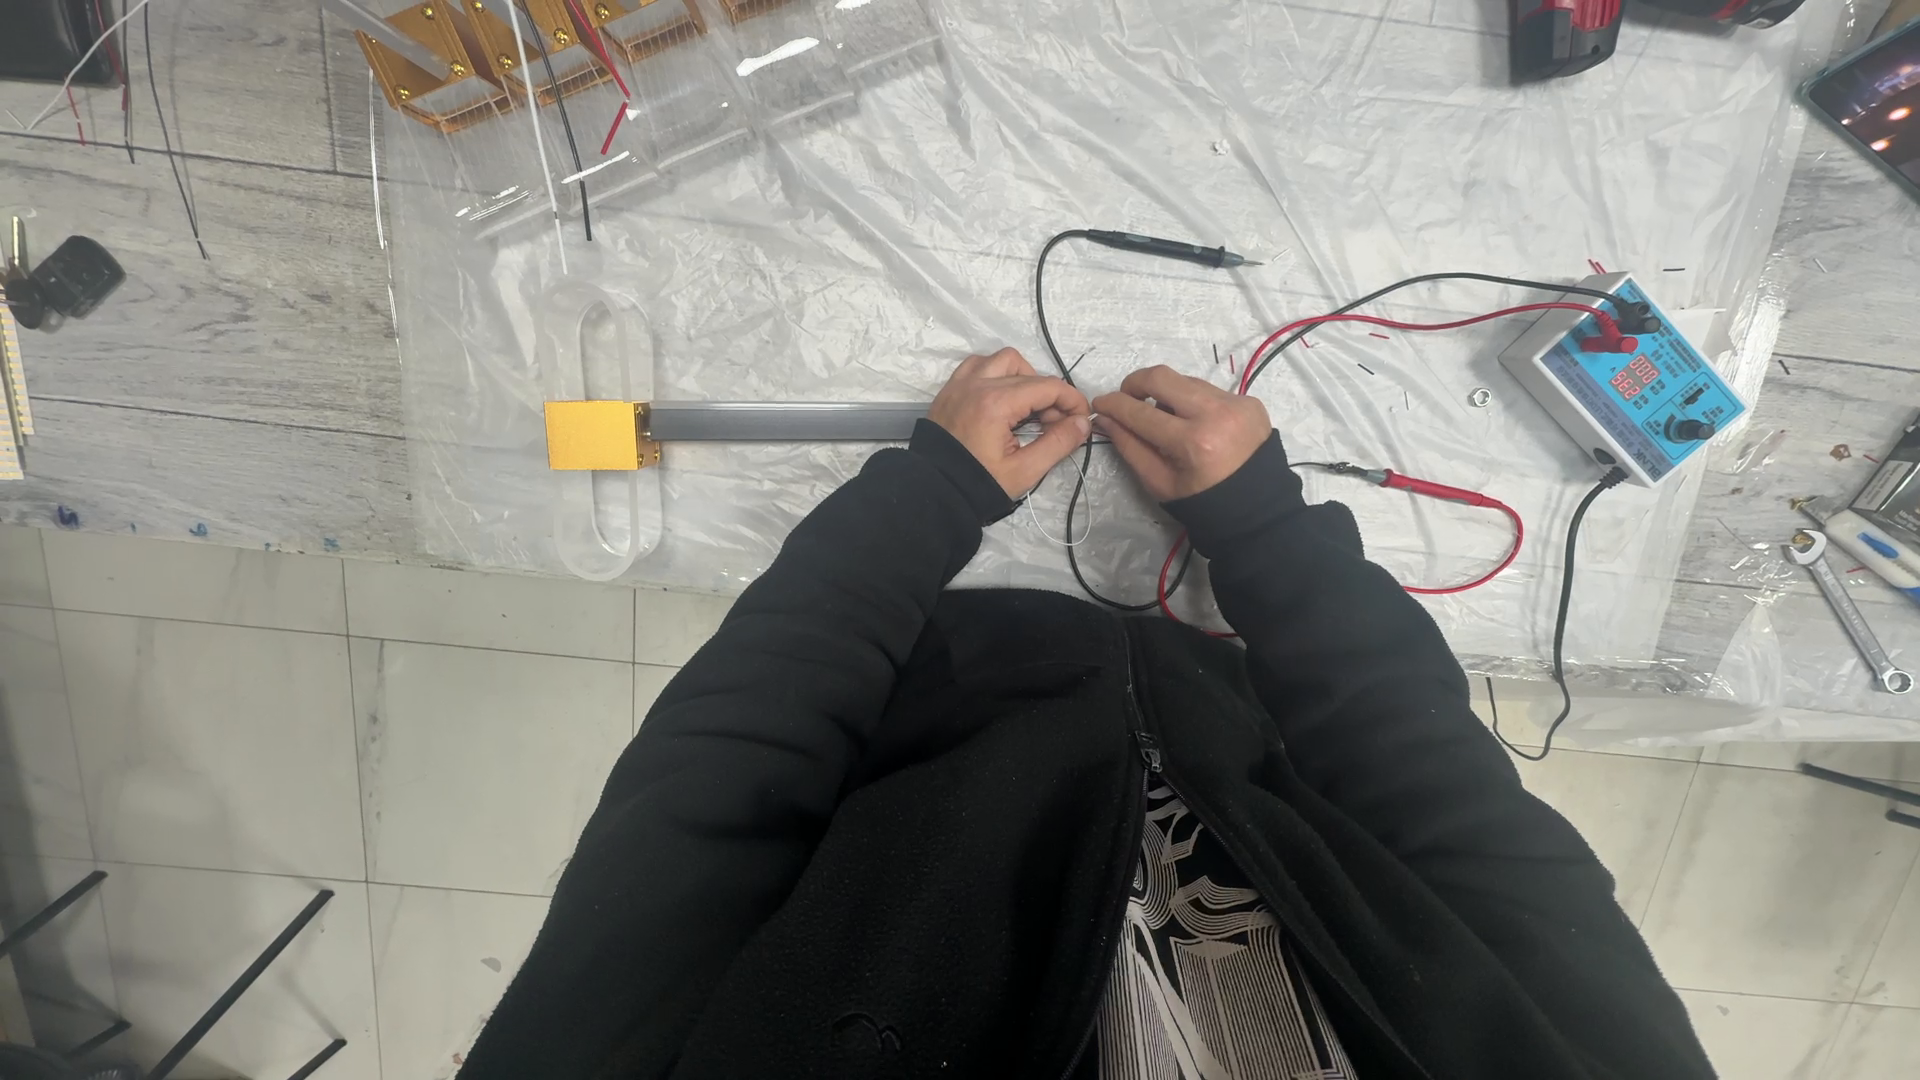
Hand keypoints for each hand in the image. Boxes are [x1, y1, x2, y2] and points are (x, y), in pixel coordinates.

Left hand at [927, 348, 1090, 496]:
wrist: (933, 493)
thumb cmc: (978, 485)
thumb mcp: (1024, 471)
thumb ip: (1057, 443)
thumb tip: (1083, 422)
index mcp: (996, 403)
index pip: (1048, 387)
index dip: (1072, 401)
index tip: (1081, 420)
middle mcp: (978, 384)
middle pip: (1030, 374)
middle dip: (1050, 396)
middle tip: (1053, 425)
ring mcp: (960, 384)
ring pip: (1002, 360)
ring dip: (1022, 377)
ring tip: (1027, 408)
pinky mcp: (949, 391)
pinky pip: (978, 366)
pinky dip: (995, 374)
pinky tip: (1001, 399)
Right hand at [1092, 365, 1270, 500]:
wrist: (1257, 508)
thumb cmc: (1201, 502)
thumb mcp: (1158, 482)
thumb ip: (1129, 446)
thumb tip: (1106, 418)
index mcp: (1192, 442)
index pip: (1140, 412)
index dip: (1113, 405)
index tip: (1099, 403)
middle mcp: (1216, 414)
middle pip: (1161, 376)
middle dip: (1135, 383)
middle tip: (1126, 398)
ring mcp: (1236, 403)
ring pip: (1185, 381)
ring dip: (1165, 393)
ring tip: (1161, 417)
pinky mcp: (1249, 400)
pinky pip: (1208, 391)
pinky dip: (1191, 402)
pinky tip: (1192, 423)